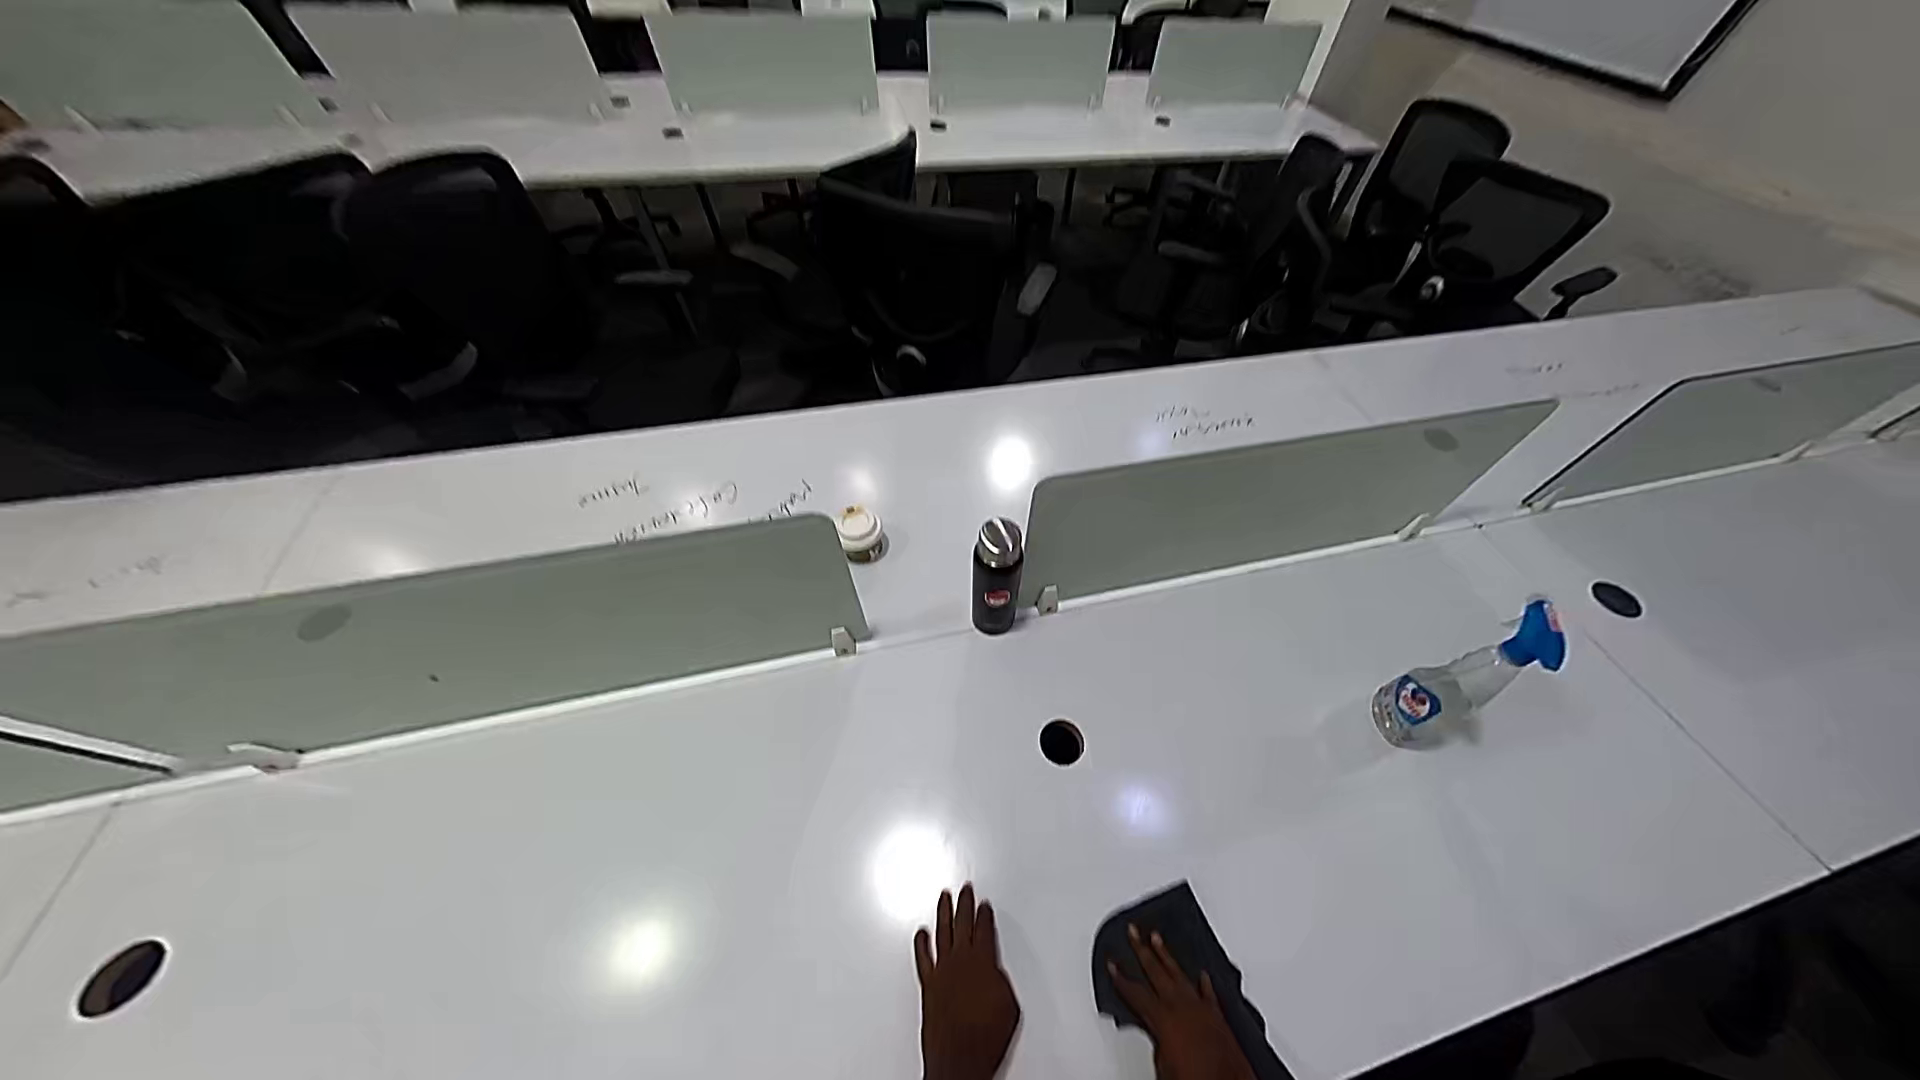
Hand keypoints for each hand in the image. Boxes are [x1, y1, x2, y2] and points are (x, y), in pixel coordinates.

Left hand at [914, 883, 1020, 1079]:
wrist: (960, 1060)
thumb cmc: (986, 1038)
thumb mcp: (1009, 1005)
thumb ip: (999, 979)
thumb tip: (994, 971)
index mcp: (982, 961)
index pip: (985, 928)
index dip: (985, 913)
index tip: (984, 902)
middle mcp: (960, 960)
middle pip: (963, 922)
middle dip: (965, 903)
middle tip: (965, 888)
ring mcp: (942, 970)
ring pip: (942, 931)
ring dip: (943, 912)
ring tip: (944, 896)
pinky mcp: (928, 984)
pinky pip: (923, 957)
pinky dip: (922, 943)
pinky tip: (921, 932)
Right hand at [1109, 925, 1254, 1079]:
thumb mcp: (1163, 1067)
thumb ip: (1156, 1041)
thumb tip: (1156, 1034)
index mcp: (1164, 1017)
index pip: (1136, 992)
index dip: (1121, 978)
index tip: (1112, 962)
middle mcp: (1181, 1006)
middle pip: (1156, 971)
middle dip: (1141, 949)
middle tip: (1133, 931)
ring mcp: (1201, 1008)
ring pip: (1179, 974)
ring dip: (1166, 955)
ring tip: (1157, 938)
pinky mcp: (1218, 1017)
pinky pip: (1208, 993)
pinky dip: (1203, 982)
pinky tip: (1201, 973)